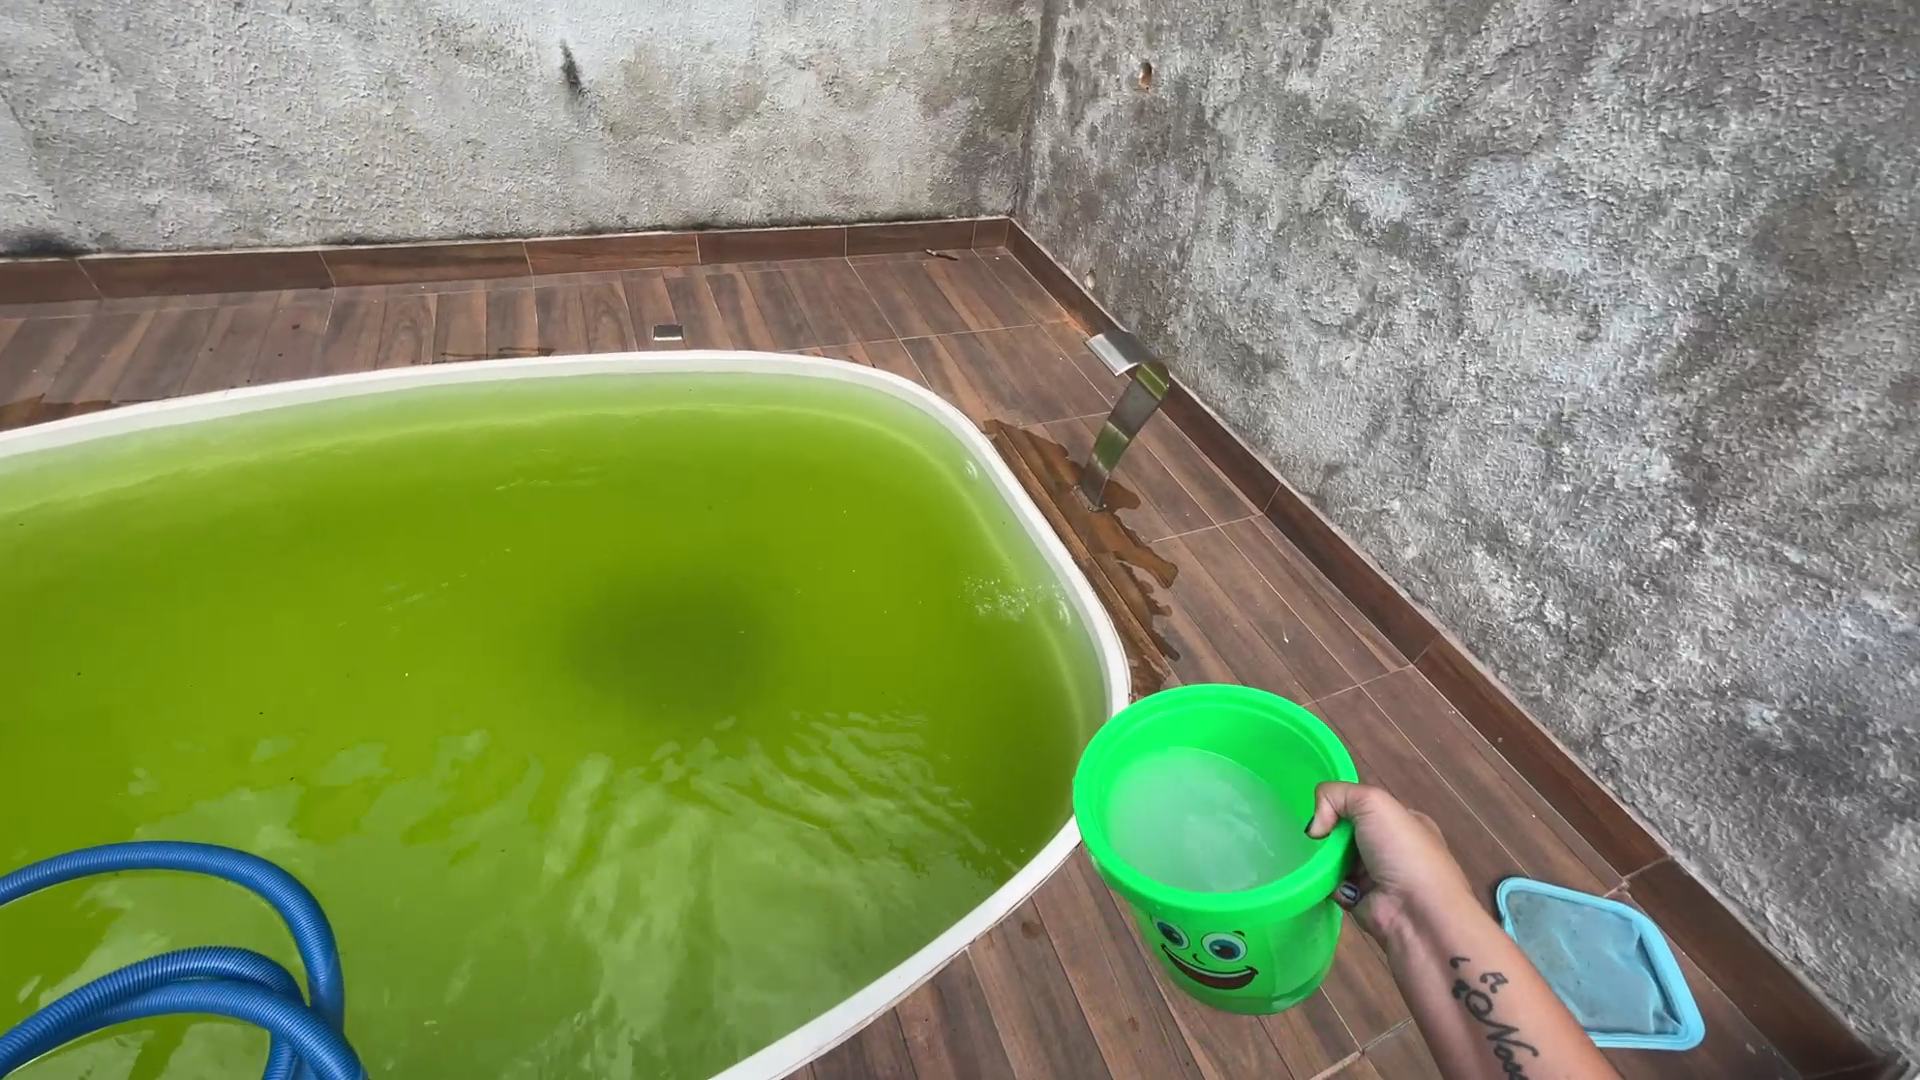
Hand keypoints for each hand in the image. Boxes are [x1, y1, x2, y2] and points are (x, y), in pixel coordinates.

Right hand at [1305, 781, 1475, 942]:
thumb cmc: (1403, 852)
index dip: (1343, 806)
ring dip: (1325, 858)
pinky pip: (1332, 883)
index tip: (1327, 812)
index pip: (1365, 806)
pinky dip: (1326, 881)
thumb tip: (1315, 828)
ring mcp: (1379, 876)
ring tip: (1320, 859)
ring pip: (1337, 857)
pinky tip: (1328, 881)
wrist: (1419, 915)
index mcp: (1405, 823)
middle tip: (1319, 837)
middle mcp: (1393, 849)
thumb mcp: (1373, 802)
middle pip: (1347, 831)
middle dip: (1330, 832)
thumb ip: (1335, 795)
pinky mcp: (1363, 899)